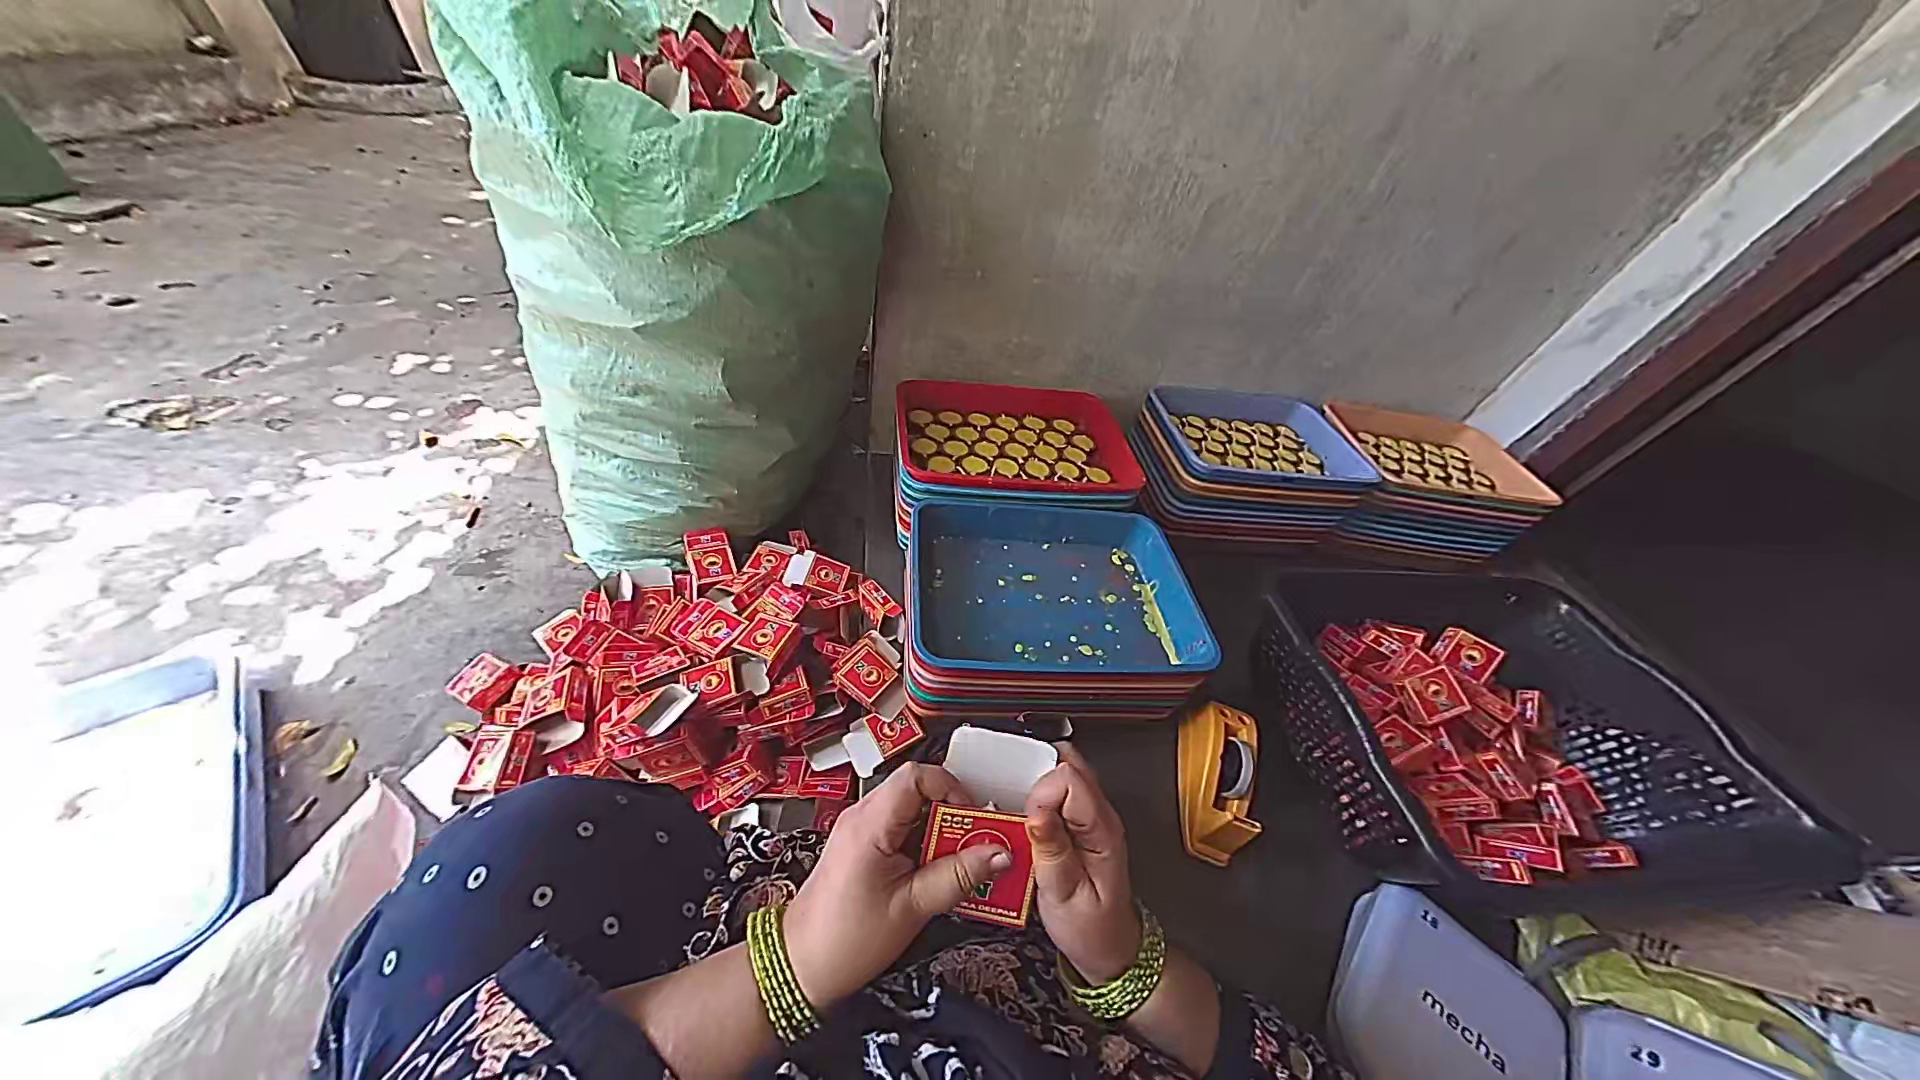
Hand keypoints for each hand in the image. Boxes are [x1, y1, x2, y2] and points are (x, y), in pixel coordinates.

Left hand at [781, 763, 1012, 1007]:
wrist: (800, 965)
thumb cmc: (843, 941)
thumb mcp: (913, 909)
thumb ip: (958, 876)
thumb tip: (997, 854)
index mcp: (870, 824)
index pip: (917, 775)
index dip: (952, 789)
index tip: (972, 820)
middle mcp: (862, 816)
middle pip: (918, 789)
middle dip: (952, 814)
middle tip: (972, 845)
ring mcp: (860, 827)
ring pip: (913, 807)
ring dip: (939, 829)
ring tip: (953, 863)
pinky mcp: (863, 842)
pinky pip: (902, 824)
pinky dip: (924, 840)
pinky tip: (932, 871)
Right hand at [1028, 745, 1141, 982]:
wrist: (1111, 949)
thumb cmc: (1092, 929)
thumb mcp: (1064, 896)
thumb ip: (1051, 852)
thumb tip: (1036, 813)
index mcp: (1101, 828)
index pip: (1069, 779)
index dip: (1040, 795)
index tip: (1029, 824)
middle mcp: (1099, 814)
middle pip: (1065, 765)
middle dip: (1034, 781)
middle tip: (1021, 818)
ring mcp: (1090, 815)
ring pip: (1060, 773)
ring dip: (1033, 787)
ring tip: (1021, 820)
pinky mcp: (1079, 819)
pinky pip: (1056, 790)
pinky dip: (1036, 797)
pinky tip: (1026, 822)